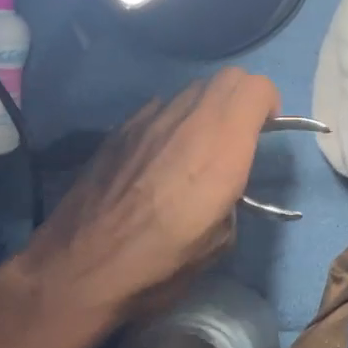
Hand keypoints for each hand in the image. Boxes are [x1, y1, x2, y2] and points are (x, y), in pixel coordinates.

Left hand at [10, 67, 279, 320]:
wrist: (79, 271)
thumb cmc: (159, 263)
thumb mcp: (220, 240)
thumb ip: (234, 194)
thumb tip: (228, 184)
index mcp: (224, 146)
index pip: (258, 88)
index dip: (269, 104)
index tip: (266, 131)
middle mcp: (191, 120)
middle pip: (229, 77)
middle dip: (242, 97)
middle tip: (239, 132)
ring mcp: (152, 119)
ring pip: (194, 90)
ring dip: (207, 107)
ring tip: (198, 144)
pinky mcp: (122, 129)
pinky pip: (160, 107)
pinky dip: (172, 120)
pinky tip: (160, 155)